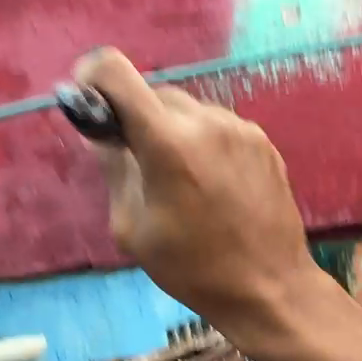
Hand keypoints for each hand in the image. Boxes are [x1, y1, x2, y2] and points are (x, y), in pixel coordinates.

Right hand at [74, 48, 325, 342]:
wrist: (271, 289)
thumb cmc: (194, 270)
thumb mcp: (134, 229)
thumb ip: (114, 170)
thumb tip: (102, 134)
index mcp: (167, 141)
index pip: (115, 71)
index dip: (93, 79)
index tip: (90, 104)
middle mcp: (207, 121)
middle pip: (154, 94)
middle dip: (138, 120)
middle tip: (138, 163)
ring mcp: (241, 129)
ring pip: (190, 111)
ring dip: (174, 133)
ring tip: (182, 183)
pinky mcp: (264, 143)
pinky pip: (220, 128)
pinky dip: (205, 145)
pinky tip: (213, 187)